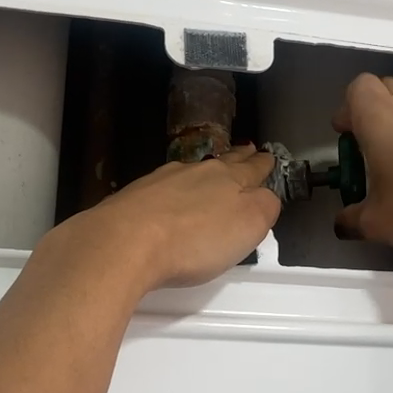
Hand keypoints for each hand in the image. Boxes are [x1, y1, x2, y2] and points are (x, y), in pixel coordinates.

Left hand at [60, 145, 281, 290]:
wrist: (125, 241)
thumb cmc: (195, 240)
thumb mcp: (248, 226)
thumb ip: (264, 208)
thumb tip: (265, 196)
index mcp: (229, 180)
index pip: (253, 169)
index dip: (262, 165)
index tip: (267, 158)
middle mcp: (197, 172)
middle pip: (223, 163)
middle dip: (238, 159)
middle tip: (246, 151)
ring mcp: (162, 181)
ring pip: (193, 171)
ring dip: (207, 171)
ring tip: (212, 171)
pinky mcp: (135, 196)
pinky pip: (164, 186)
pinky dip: (175, 188)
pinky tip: (171, 194)